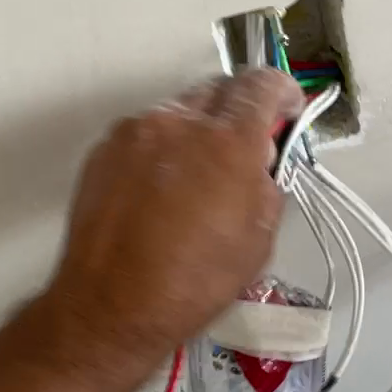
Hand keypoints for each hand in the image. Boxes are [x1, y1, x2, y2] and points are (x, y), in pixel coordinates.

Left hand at [0, 69, 302, 391]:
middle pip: (219, 90)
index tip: (287, 108)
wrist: (111, 306)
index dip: (283, 92)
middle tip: (243, 150)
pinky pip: (145, 133)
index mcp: (228, 141)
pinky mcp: (104, 149)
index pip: (263, 84)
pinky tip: (161, 190)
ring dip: (197, 130)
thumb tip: (258, 158)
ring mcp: (135, 132)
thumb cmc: (193, 282)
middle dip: (238, 111)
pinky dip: (162, 148)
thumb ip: (265, 181)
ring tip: (196, 178)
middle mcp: (179, 122)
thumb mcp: (259, 237)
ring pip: (179, 111)